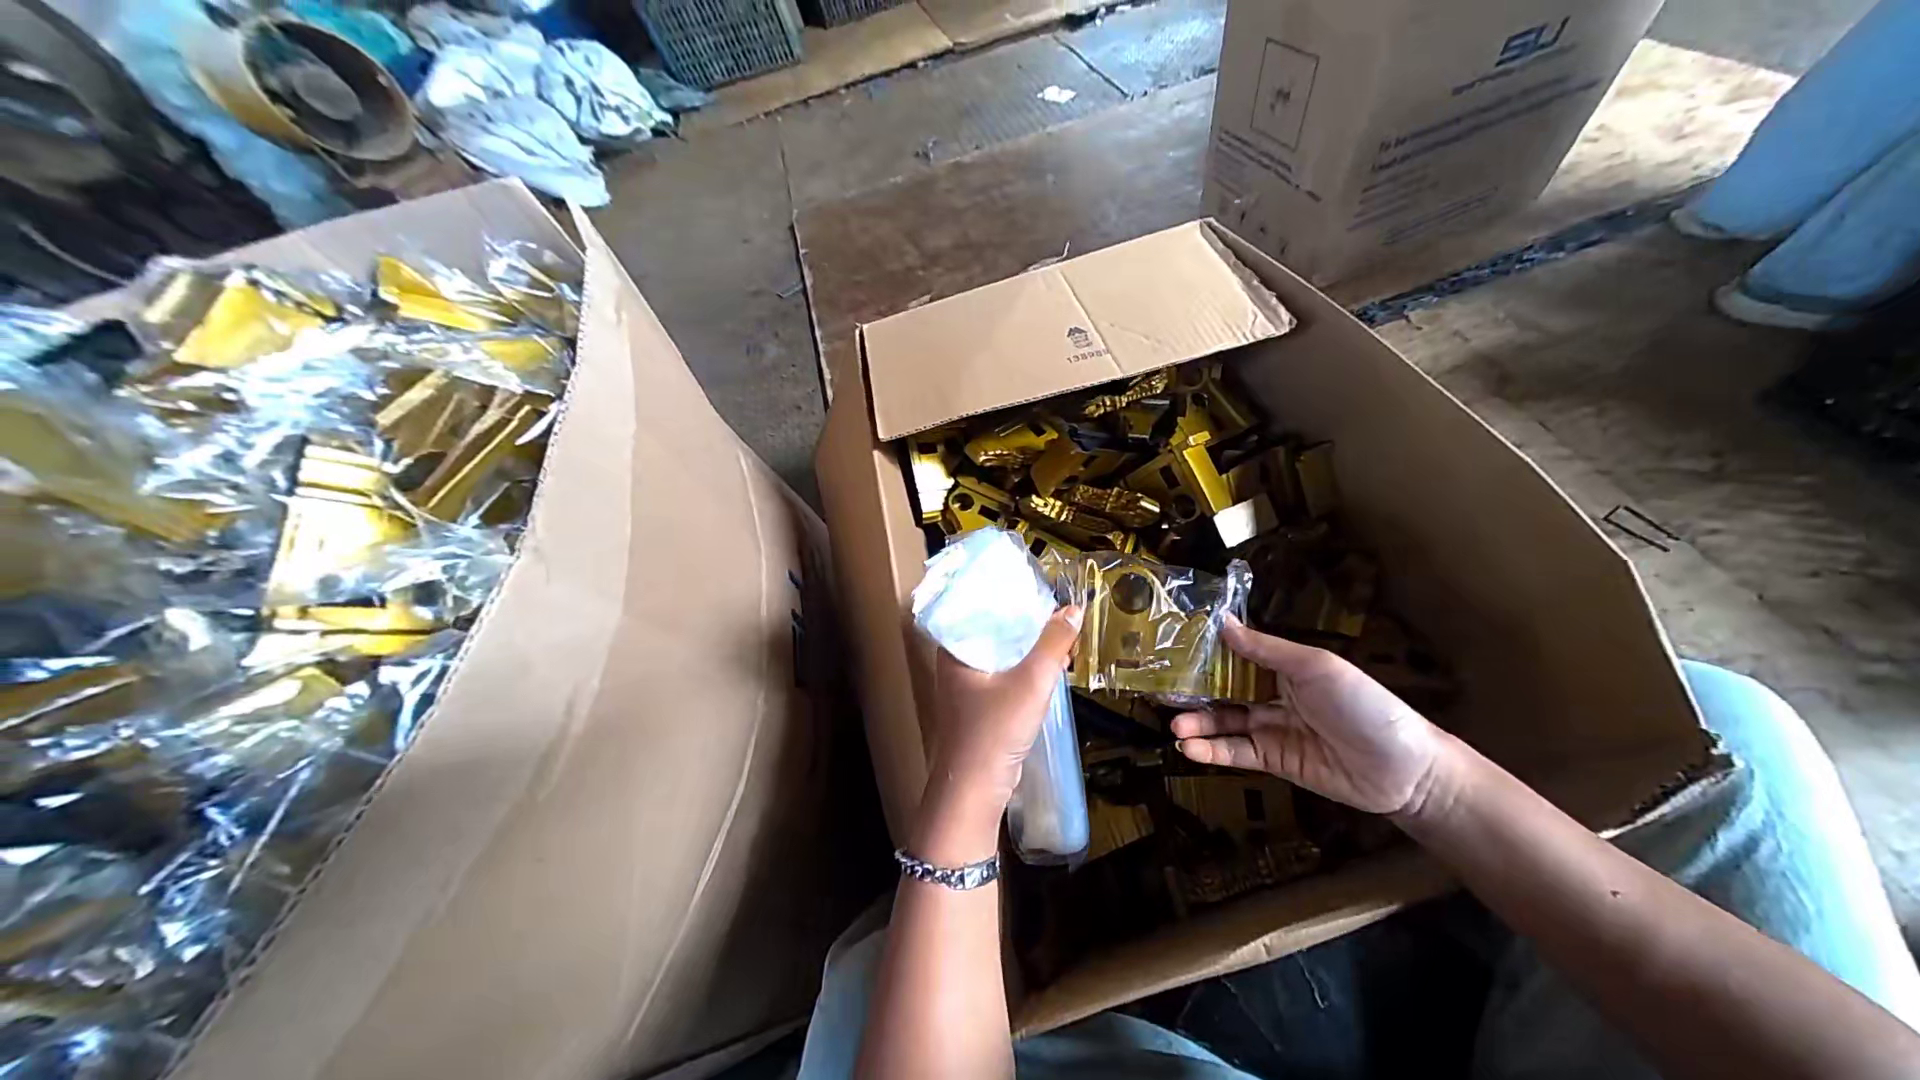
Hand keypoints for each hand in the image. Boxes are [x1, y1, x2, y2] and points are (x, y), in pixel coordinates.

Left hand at [918, 606, 1081, 859]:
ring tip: (1059, 641)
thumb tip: (1073, 610)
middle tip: (1056, 615)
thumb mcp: (1031, 682)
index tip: (1037, 590)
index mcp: (954, 650)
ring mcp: (966, 688)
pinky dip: (1025, 669)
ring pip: (1000, 655)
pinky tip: (1049, 670)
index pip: (977, 608)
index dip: (1008, 598)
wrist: (975, 789)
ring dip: (1028, 649)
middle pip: (992, 631)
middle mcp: (955, 664)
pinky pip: (1004, 676)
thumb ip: (1053, 644)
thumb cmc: (995, 730)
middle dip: (1025, 624)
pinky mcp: (980, 707)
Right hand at [1170, 616, 1445, 815]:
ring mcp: (1271, 730)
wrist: (1405, 770)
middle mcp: (1272, 695)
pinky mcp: (1273, 761)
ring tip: (1175, 727)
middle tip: (1163, 693)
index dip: (1207, 654)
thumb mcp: (1316, 667)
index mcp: (1284, 668)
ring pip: (1224, 724)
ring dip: (1198, 724)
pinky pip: (1236, 754)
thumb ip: (1266, 649)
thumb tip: (1222, 621)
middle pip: (1224, 691)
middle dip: (1194, 693)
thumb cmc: (1364, 705)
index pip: (1237, 657)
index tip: (1173, 650)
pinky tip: (1190, 749)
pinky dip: (1211, 751)